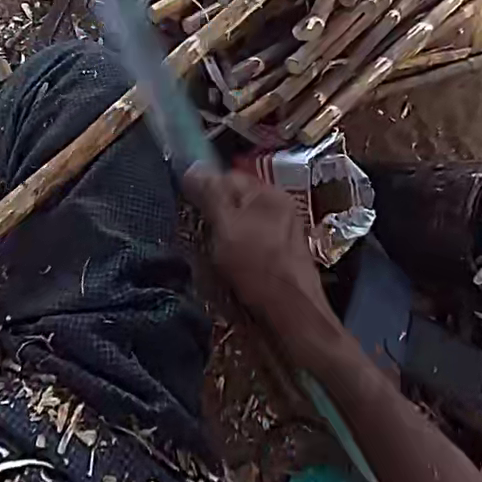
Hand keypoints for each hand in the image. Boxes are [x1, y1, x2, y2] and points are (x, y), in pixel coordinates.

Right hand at [185, 165, 344, 361]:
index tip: (186, 206)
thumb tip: (192, 166)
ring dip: (225, 235)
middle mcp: (280, 205)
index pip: (229, 175)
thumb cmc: (259, 266)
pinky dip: (239, 251)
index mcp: (269, 192)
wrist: (294, 314)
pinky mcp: (284, 255)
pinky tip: (231, 268)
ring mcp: (285, 231)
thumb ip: (210, 194)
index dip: (205, 187)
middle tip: (197, 231)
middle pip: (237, 200)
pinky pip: (253, 243)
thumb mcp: (227, 226)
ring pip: (244, 223)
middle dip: (215, 213)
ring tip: (211, 253)